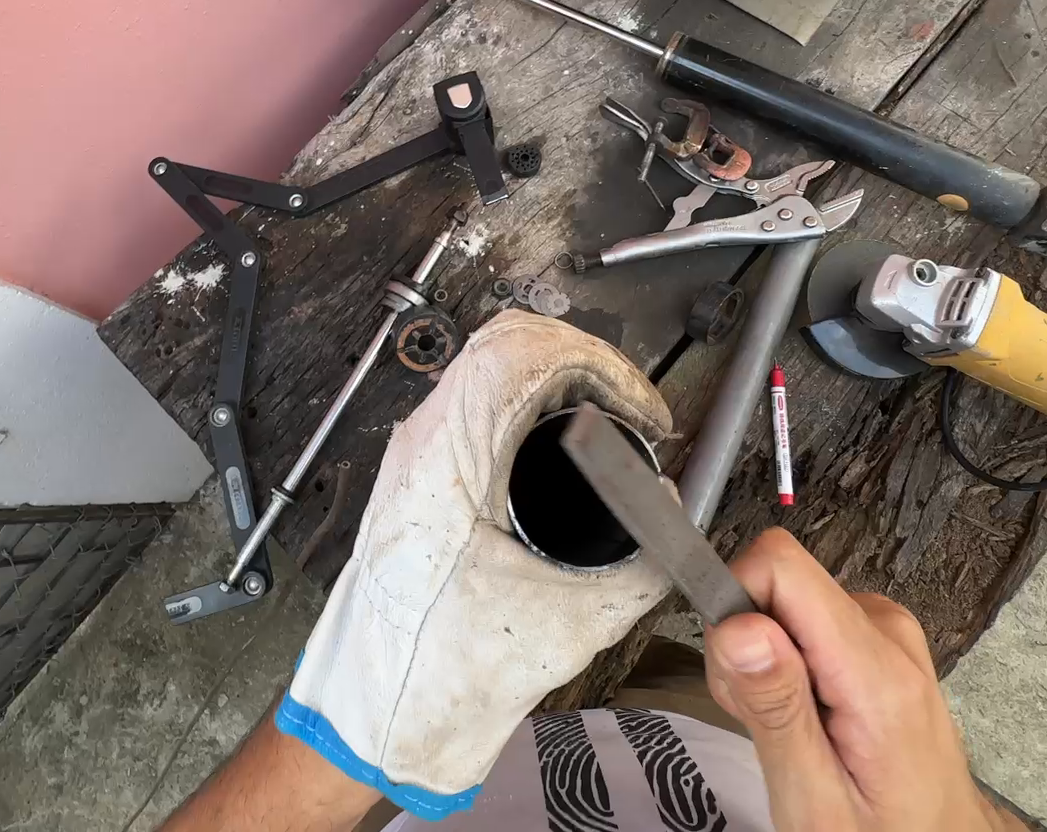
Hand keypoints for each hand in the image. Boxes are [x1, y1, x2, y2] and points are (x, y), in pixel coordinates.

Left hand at [278, 309, 672, 817]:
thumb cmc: (445, 670)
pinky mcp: (421, 463)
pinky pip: (479, 396)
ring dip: (557, 371)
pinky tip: (564, 434)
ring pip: (490, 360)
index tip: (641, 409)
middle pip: (507, 340)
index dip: (601, 365)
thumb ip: (635, 563)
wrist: (377, 705)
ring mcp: (417, 445)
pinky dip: (530, 395)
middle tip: (630, 404)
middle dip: (585, 358)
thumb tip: (669, 509)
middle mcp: (425, 438)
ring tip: (607, 413)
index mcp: (450, 462)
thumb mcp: (563, 621)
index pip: (523, 352)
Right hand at [703, 529, 1021, 831]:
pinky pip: (800, 611)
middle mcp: (886, 627)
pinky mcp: (875, 628)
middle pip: (774, 582)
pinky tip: (804, 710)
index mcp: (877, 669)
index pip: (780, 566)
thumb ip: (775, 709)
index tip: (737, 675)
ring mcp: (884, 624)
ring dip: (760, 655)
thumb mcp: (814, 803)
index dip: (736, 606)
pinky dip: (783, 657)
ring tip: (786, 725)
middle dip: (744, 642)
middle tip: (760, 719)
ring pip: (780, 596)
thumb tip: (738, 626)